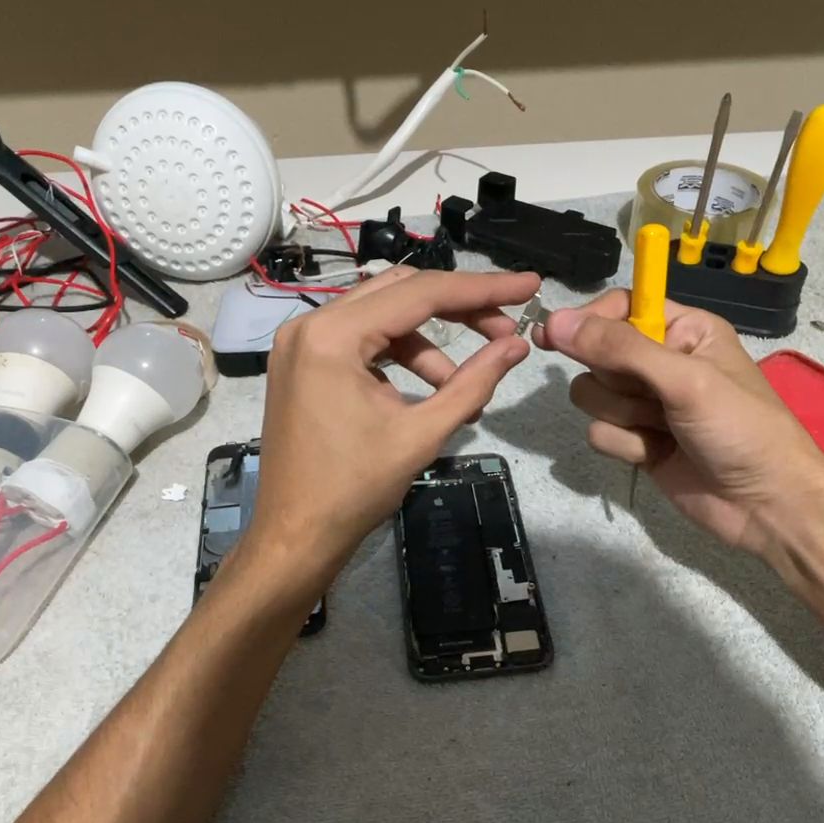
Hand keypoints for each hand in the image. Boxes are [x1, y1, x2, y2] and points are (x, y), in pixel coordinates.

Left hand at [246, 267, 539, 578]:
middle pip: (400, 293)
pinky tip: (427, 391)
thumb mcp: (422, 434)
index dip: (482, 288)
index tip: (528, 286)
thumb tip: (519, 346)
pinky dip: (399, 357)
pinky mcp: (302, 364)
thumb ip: (474, 383)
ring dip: (429, 342)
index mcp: (333, 335)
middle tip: (506, 329)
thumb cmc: (354, 490)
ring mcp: (301, 344)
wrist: (295, 535)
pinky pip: (361, 342)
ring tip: (463, 385)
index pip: (421, 293)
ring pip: (381, 317)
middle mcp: (309, 325)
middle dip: (459, 309)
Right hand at [538, 290, 823, 554]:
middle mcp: (660, 362)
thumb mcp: (685, 380)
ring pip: (591, 396)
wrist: (764, 504)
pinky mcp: (635, 442)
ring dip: (623, 417)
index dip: (589, 321)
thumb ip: (619, 349)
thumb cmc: (739, 429)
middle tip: (652, 398)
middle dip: (616, 382)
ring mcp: (645, 405)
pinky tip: (658, 455)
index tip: (556, 334)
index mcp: (683, 331)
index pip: (619, 307)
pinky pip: (599, 434)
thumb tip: (555, 321)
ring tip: (663, 431)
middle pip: (596, 355)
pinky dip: (626, 446)